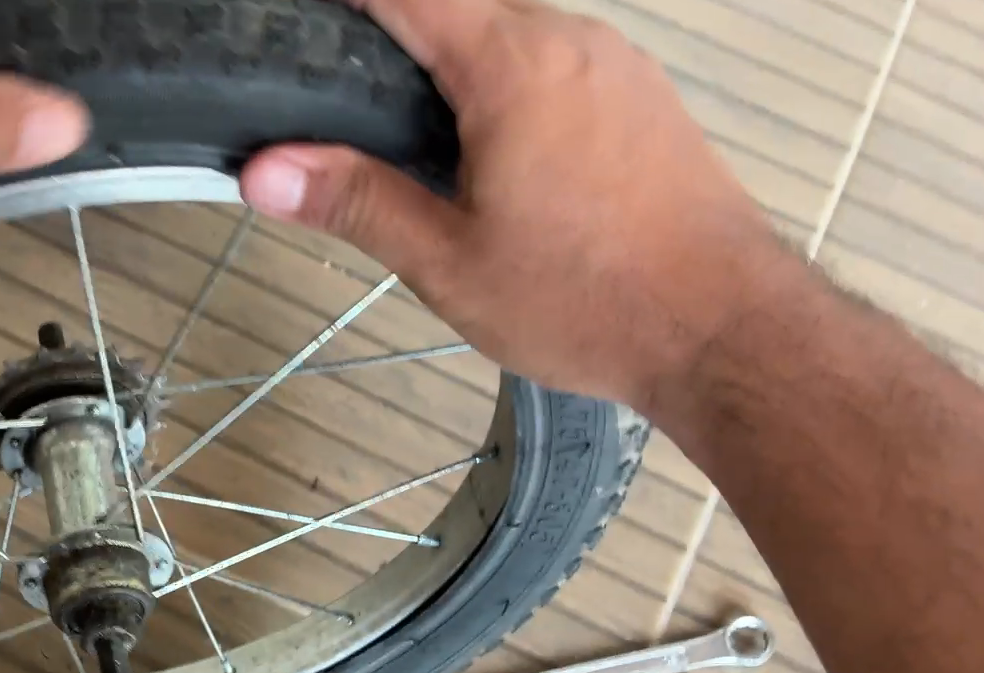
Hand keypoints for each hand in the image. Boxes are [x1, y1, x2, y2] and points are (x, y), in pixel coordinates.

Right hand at [239, 0, 801, 411]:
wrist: (720, 329)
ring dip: (434, 70)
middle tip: (321, 102)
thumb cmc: (578, 299)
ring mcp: (612, 68)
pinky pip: (540, 68)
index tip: (299, 27)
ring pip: (500, 39)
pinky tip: (461, 157)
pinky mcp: (631, 101)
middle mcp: (571, 43)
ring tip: (379, 137)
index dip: (350, 3)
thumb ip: (355, 203)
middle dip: (383, 40)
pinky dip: (484, 90)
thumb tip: (263, 171)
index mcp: (515, 69)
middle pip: (457, 10)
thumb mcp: (444, 261)